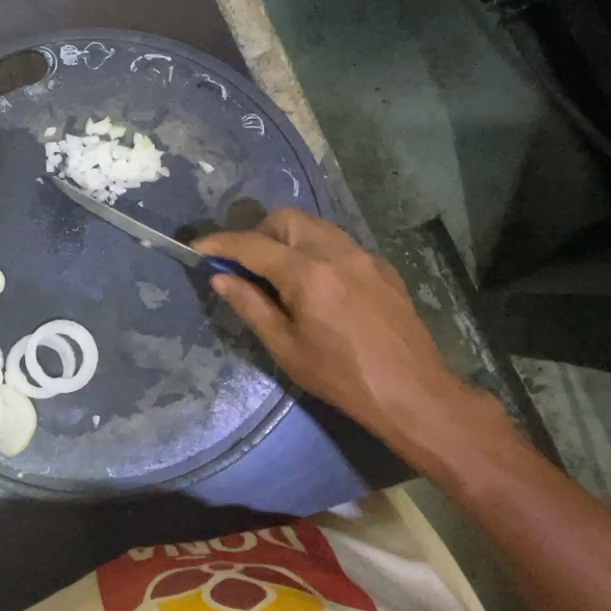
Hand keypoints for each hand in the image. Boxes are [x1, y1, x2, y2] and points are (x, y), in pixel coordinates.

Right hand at [194, 209, 476, 450]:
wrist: (411, 391)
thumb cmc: (339, 376)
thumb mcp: (284, 347)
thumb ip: (250, 306)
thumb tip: (221, 278)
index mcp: (308, 275)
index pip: (253, 245)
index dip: (221, 244)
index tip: (198, 248)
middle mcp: (336, 254)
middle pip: (287, 220)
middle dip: (257, 233)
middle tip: (243, 265)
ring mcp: (363, 257)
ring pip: (315, 226)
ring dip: (287, 238)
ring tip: (275, 272)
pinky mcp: (381, 267)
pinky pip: (338, 243)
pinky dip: (314, 250)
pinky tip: (312, 283)